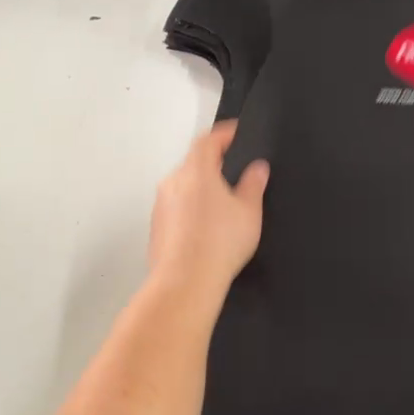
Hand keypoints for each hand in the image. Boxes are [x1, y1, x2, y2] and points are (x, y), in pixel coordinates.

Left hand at [147, 121, 268, 295]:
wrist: (184, 283)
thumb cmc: (221, 241)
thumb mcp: (249, 211)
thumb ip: (253, 184)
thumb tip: (257, 167)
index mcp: (197, 172)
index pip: (208, 141)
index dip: (223, 134)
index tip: (236, 132)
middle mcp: (173, 183)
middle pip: (193, 163)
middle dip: (214, 163)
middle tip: (235, 170)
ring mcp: (161, 206)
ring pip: (184, 186)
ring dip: (202, 187)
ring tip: (225, 203)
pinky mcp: (156, 227)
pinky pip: (177, 207)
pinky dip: (193, 207)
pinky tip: (208, 227)